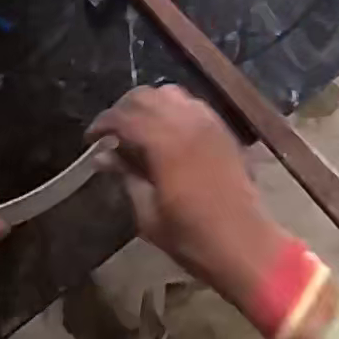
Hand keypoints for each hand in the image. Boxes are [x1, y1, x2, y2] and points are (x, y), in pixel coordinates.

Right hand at [87, 85, 291, 306]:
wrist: (246, 245)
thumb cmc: (193, 238)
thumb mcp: (149, 214)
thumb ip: (126, 177)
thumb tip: (103, 157)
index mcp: (163, 142)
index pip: (123, 116)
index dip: (102, 123)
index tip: (91, 138)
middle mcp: (184, 120)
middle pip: (143, 96)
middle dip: (122, 109)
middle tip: (111, 132)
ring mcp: (205, 120)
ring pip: (167, 92)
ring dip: (147, 103)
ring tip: (137, 126)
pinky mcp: (220, 126)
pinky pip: (189, 102)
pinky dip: (171, 107)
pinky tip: (166, 128)